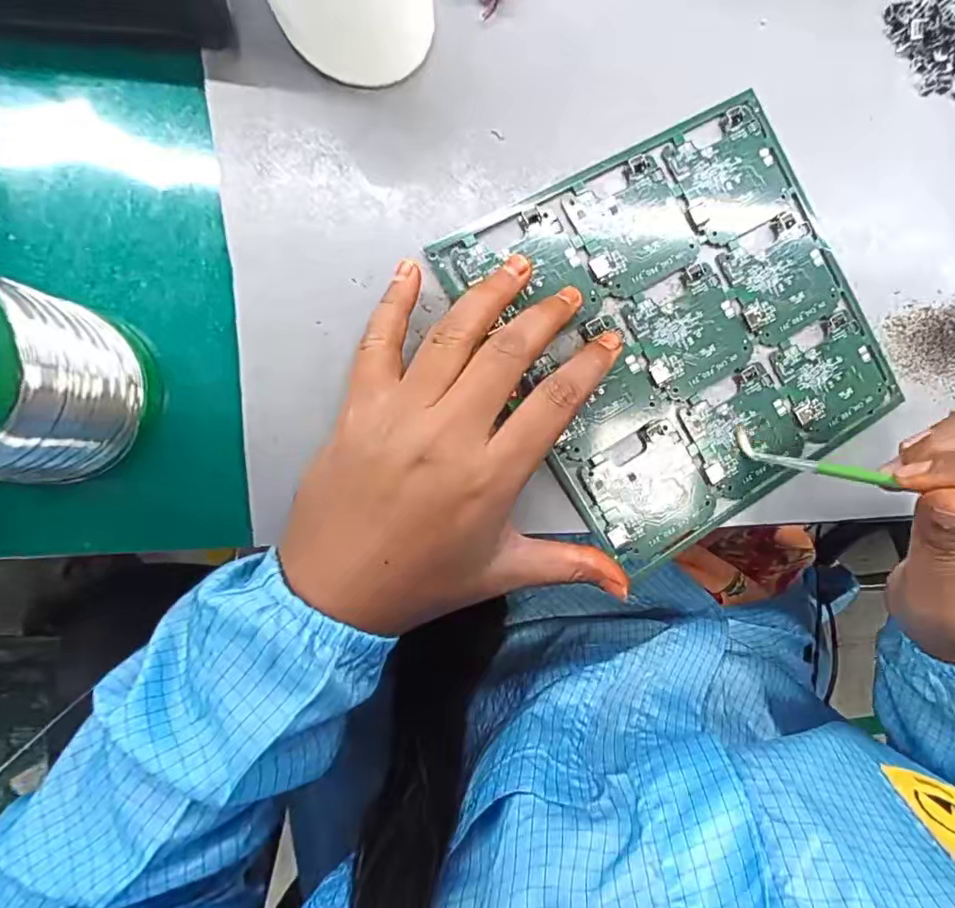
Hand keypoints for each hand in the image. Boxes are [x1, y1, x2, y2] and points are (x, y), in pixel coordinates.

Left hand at [279, 255, 628, 635]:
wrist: (334, 594)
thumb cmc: (418, 583)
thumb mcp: (501, 572)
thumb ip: (567, 566)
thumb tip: (620, 584)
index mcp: (490, 477)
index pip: (552, 403)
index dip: (586, 365)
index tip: (603, 342)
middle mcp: (448, 436)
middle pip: (506, 355)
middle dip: (544, 317)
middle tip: (566, 296)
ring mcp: (400, 416)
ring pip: (451, 337)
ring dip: (487, 295)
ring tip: (515, 268)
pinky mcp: (360, 409)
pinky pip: (377, 344)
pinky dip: (393, 304)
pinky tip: (410, 271)